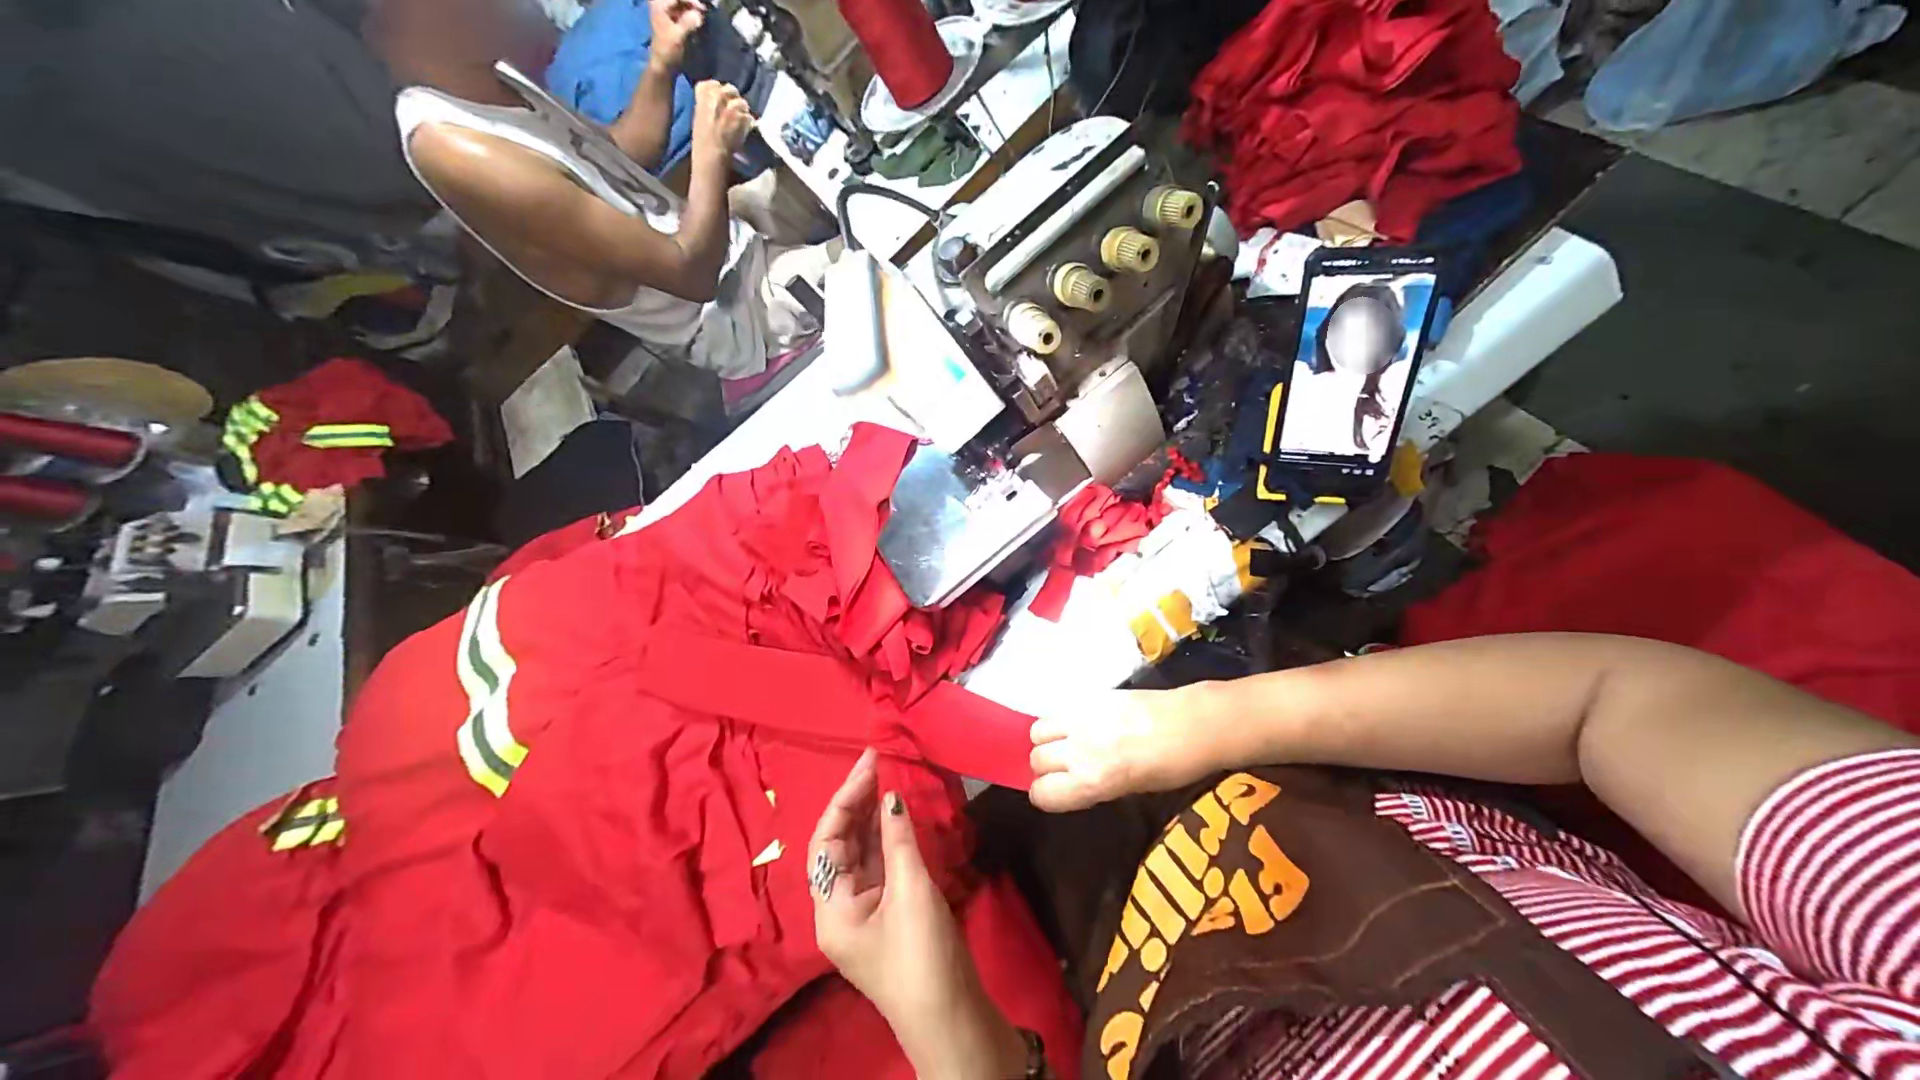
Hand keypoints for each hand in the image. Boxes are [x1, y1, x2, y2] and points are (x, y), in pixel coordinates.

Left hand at [647, 0, 705, 69]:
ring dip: (693, 8)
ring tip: (703, 14)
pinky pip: (683, 11)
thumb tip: (700, 14)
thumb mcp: (678, 36)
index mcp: (659, 5)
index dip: (691, 0)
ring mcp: (667, 11)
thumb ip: (688, 22)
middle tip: (704, 10)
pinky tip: (698, 19)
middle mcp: (661, 4)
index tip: (703, 9)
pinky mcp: (672, 19)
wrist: (663, 64)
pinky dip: (691, 14)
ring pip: (682, 4)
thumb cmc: (668, 50)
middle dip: (692, 3)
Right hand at [691, 80, 753, 162]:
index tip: (720, 101)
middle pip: (731, 89)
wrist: (711, 153)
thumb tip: (718, 102)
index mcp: (703, 91)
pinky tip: (744, 131)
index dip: (719, 92)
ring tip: (739, 122)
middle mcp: (718, 93)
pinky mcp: (743, 117)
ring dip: (742, 111)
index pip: (713, 84)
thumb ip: (709, 103)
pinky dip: (748, 123)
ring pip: (742, 103)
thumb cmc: (702, 137)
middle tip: (733, 111)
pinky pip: (749, 117)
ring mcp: (732, 105)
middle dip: (733, 99)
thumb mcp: (699, 113)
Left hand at [809, 750, 1026, 1078]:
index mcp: (831, 908)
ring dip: (877, 816)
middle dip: (859, 802)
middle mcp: (841, 907)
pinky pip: (885, 864)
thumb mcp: (911, 892)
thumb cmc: (922, 957)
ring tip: (891, 775)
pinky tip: (904, 811)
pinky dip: (893, 836)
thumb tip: (891, 795)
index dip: (846, 797)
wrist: (954, 1021)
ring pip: (865, 851)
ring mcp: (867, 910)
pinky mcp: (892, 912)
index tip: (869, 763)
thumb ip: (898, 840)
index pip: (826, 839)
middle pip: (842, 843)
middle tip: (881, 761)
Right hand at [1028, 686, 1219, 811]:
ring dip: (1048, 740)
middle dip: (1046, 767)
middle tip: (1066, 768)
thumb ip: (1096, 784)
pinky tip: (1083, 725)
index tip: (1057, 793)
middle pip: (1036, 759)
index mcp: (1091, 780)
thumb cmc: (1173, 768)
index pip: (1042, 793)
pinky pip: (1059, 710)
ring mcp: (1081, 718)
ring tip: (1068, 742)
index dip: (1047, 795)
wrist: (1193, 723)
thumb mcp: (1132, 789)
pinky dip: (1062, 720)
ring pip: (1038, 730)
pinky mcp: (1089, 696)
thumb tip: (1074, 781)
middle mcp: (1079, 750)